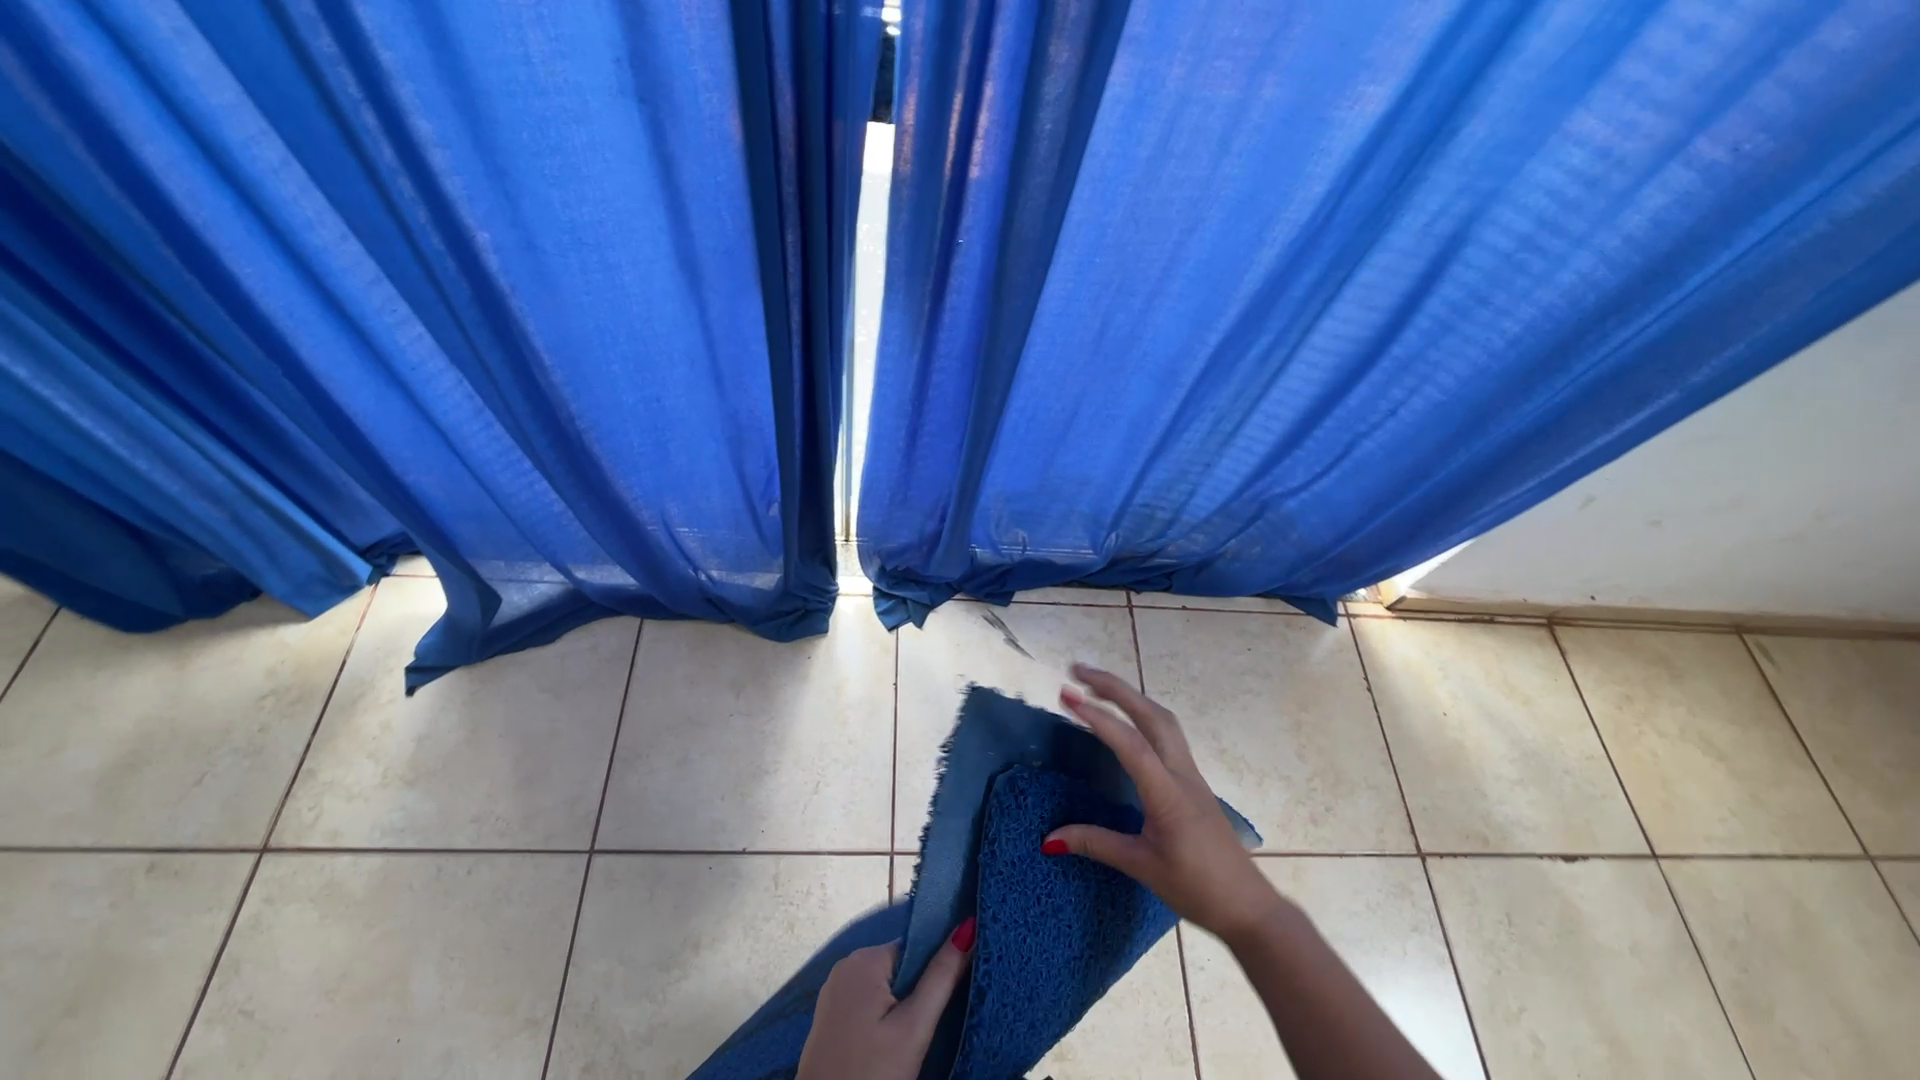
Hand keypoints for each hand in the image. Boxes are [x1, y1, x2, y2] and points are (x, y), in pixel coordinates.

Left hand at [795, 918, 975, 1079]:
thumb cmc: (872, 1070)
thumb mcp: (914, 1026)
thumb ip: (942, 975)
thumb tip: (968, 926)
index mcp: (865, 958)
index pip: (915, 948)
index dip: (935, 971)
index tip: (949, 998)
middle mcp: (846, 965)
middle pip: (900, 966)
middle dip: (918, 992)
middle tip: (929, 1026)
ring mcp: (835, 990)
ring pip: (886, 986)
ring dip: (903, 1008)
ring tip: (911, 1038)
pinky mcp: (832, 1015)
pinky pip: (869, 1002)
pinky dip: (885, 1017)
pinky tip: (890, 1043)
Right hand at [1045, 664, 1287, 943]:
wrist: (1247, 905)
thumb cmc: (1196, 887)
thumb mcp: (1141, 866)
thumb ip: (1095, 844)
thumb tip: (1049, 839)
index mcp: (1168, 794)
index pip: (1132, 746)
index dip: (1100, 719)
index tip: (1068, 697)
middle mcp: (1182, 774)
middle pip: (1152, 715)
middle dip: (1115, 688)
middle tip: (1077, 671)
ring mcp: (1191, 775)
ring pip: (1164, 721)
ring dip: (1131, 696)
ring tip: (1096, 685)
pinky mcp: (1193, 782)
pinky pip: (1168, 735)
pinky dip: (1143, 715)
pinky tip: (1126, 720)